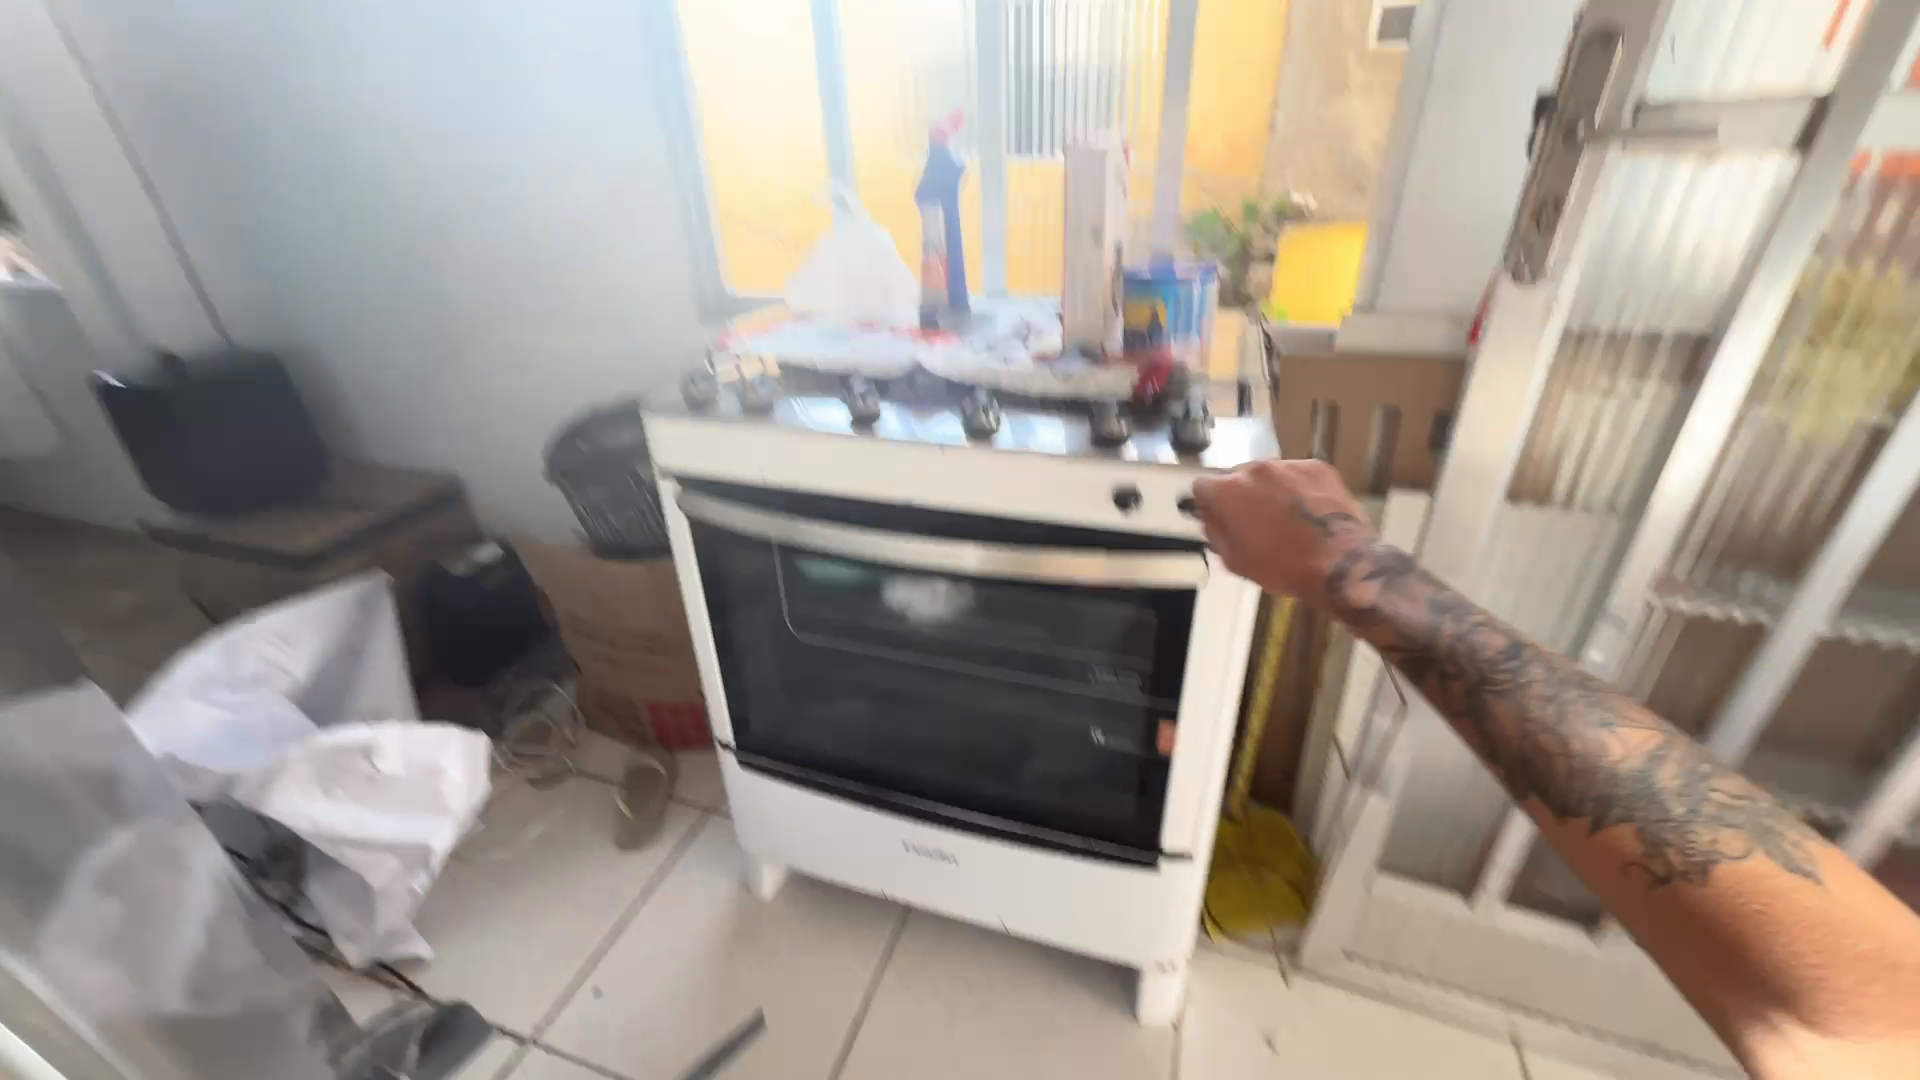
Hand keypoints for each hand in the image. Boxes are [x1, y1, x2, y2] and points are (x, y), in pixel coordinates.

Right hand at [1189, 459, 1378, 608]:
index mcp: (1227, 491)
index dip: (1208, 504)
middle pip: (1236, 476)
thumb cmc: (1281, 567)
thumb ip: (1214, 531)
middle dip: (1240, 494)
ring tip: (1286, 516)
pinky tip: (1308, 510)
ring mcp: (1288, 465)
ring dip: (1269, 490)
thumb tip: (1210, 515)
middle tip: (1255, 521)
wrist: (1341, 564)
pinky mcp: (1318, 467)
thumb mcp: (1233, 560)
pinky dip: (1297, 488)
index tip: (1219, 519)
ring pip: (1267, 474)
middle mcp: (1254, 469)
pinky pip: (1296, 474)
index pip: (1202, 486)